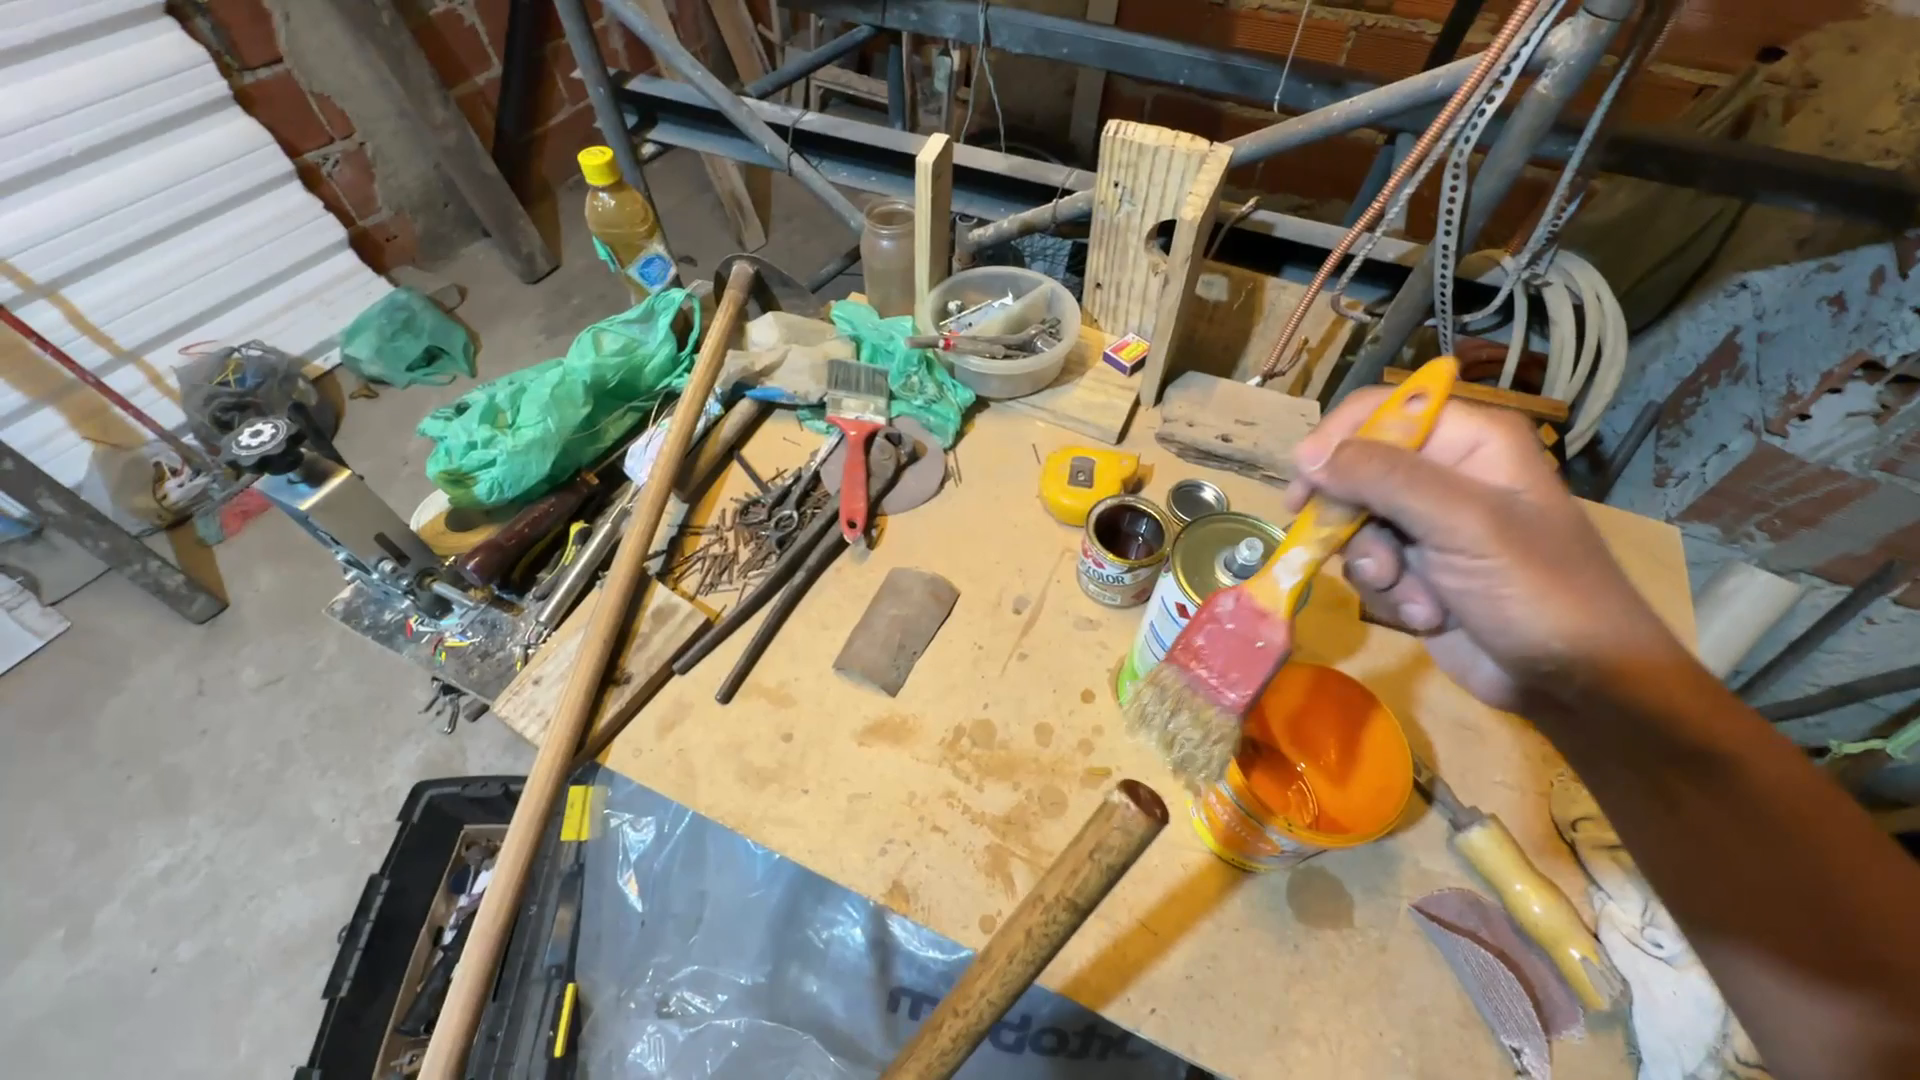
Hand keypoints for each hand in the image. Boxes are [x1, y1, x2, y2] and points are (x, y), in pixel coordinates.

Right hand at [1285, 390, 1683, 713]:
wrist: (1576, 682)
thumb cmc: (1537, 590)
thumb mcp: (1463, 524)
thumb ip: (1384, 478)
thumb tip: (1306, 453)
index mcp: (1469, 440)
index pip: (1379, 412)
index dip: (1335, 442)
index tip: (1306, 487)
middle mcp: (1444, 473)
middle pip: (1353, 472)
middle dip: (1351, 521)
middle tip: (1347, 550)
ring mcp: (1427, 524)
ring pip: (1353, 526)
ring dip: (1375, 567)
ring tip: (1417, 596)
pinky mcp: (1415, 569)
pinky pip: (1367, 567)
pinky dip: (1389, 594)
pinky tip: (1428, 615)